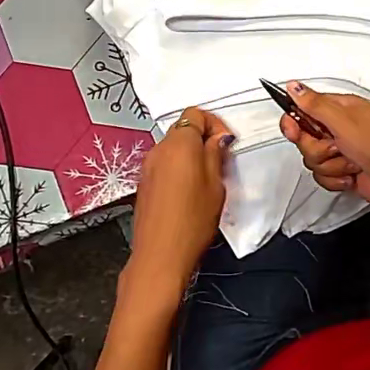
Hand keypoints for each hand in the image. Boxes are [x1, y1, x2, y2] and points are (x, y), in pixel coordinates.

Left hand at [126, 107, 232, 294]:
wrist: (161, 255)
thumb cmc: (189, 225)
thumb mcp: (216, 186)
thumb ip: (215, 155)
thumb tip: (218, 140)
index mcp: (179, 145)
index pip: (195, 114)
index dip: (214, 124)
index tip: (225, 141)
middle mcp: (159, 151)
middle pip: (182, 129)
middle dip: (202, 139)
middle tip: (220, 159)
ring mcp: (148, 166)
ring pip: (172, 147)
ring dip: (190, 154)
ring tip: (206, 178)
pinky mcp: (144, 182)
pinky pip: (163, 164)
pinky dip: (177, 168)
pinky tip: (189, 190)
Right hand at [279, 82, 369, 214]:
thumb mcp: (344, 120)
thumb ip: (314, 104)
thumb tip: (294, 86)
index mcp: (340, 109)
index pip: (303, 110)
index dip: (294, 121)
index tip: (294, 129)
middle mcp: (338, 129)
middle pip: (304, 139)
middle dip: (317, 148)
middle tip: (335, 146)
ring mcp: (341, 152)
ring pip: (312, 161)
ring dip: (330, 165)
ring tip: (350, 161)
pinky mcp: (343, 172)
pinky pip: (322, 177)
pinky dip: (335, 179)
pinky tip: (352, 175)